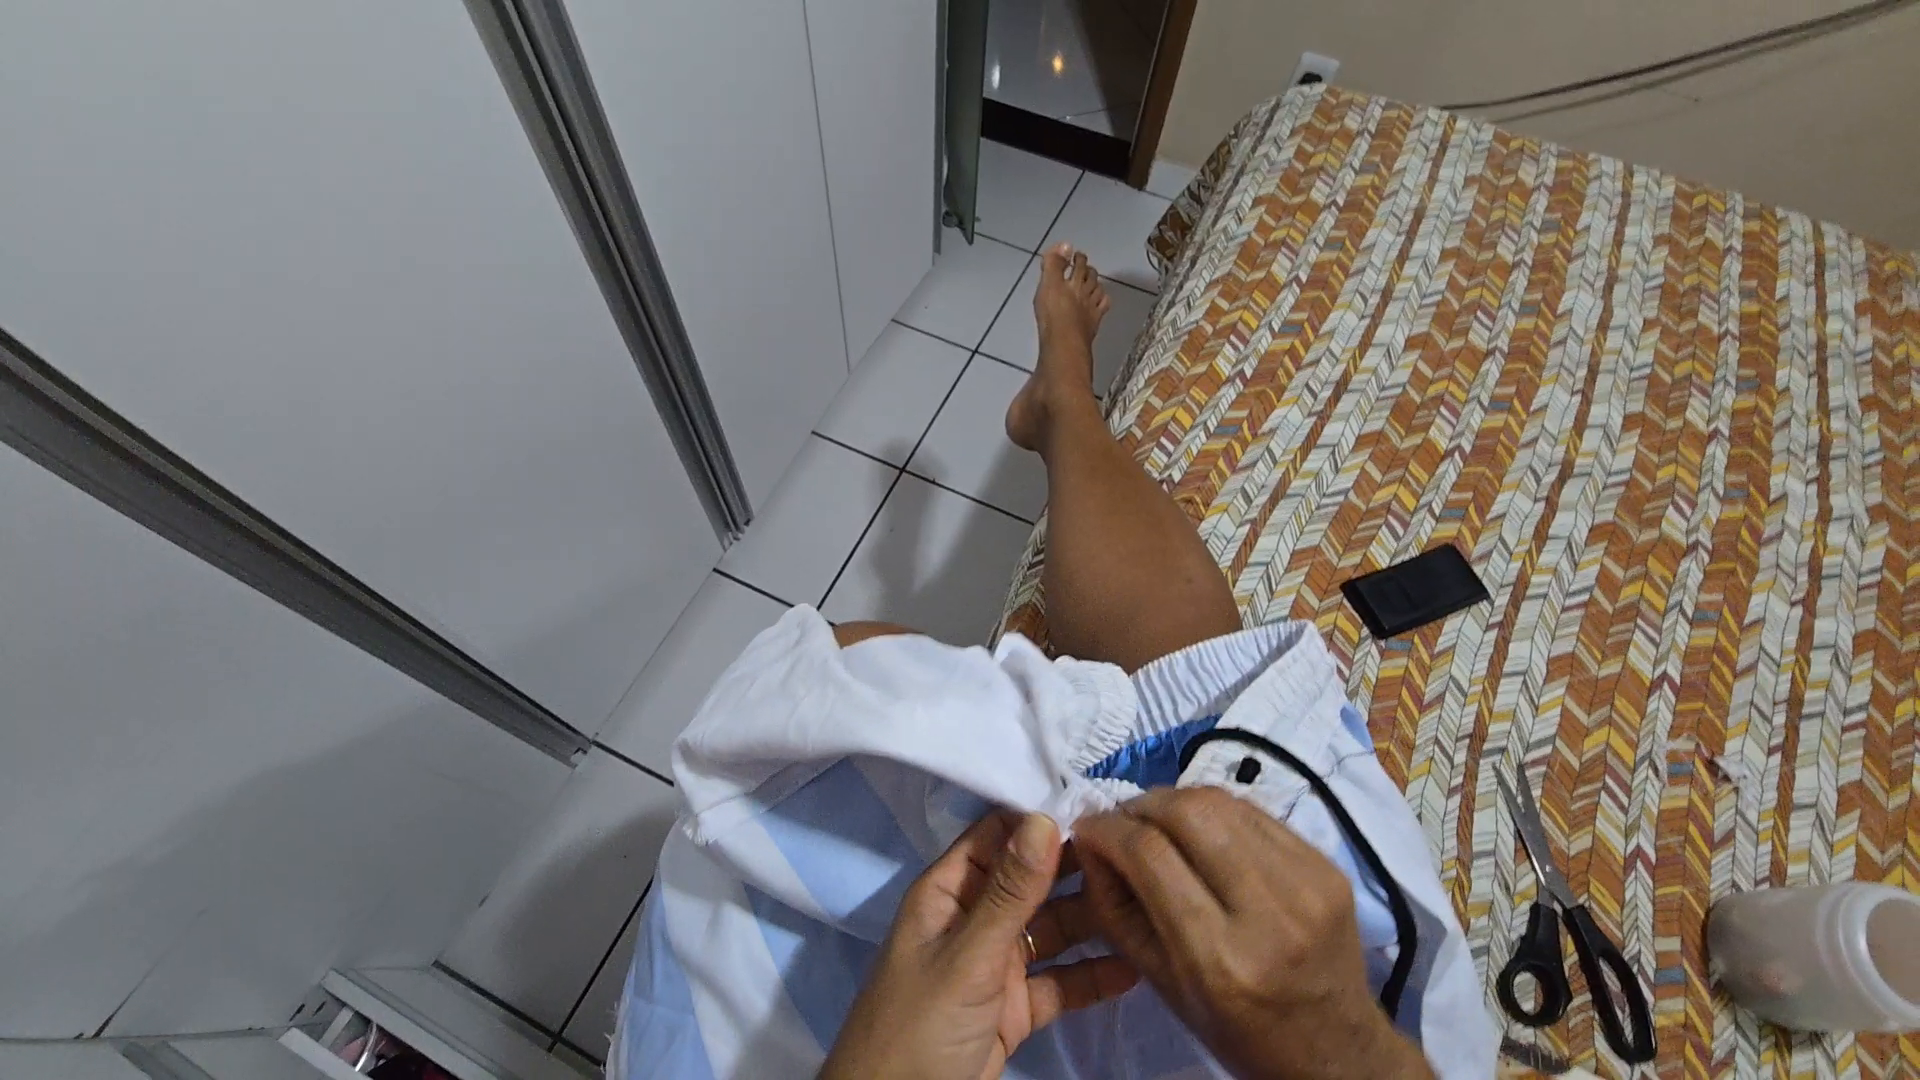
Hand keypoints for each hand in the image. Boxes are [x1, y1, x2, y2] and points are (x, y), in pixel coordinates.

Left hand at [820, 811, 1138, 1079]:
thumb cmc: (920, 1025)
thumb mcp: (967, 956)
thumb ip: (1009, 892)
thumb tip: (1043, 817)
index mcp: (949, 891)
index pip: (998, 836)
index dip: (1042, 822)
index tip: (1097, 811)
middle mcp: (974, 918)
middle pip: (1031, 880)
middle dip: (1077, 869)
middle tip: (1136, 857)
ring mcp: (995, 964)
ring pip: (1050, 929)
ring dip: (1091, 921)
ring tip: (1143, 905)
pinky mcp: (1014, 1009)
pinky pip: (1058, 982)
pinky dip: (1090, 977)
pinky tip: (1134, 968)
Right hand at [1032, 243, 1110, 350]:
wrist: (1064, 342)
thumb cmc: (1053, 313)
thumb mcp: (1048, 284)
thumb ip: (1054, 263)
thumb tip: (1066, 244)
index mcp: (1073, 281)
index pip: (1079, 264)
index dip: (1077, 257)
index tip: (1074, 254)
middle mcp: (1085, 292)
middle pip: (1090, 277)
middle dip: (1088, 269)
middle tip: (1084, 266)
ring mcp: (1092, 308)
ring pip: (1098, 290)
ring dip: (1096, 284)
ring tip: (1092, 282)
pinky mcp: (1094, 323)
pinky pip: (1102, 308)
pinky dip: (1102, 301)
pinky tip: (1100, 302)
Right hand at [1073, 788, 1433, 1079]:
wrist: (1335, 1050)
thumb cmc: (1235, 1027)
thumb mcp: (1160, 982)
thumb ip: (1115, 907)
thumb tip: (1090, 839)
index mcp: (1219, 958)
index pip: (1150, 855)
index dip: (1108, 829)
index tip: (1087, 826)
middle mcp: (1268, 913)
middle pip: (1189, 813)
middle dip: (1142, 804)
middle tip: (1124, 819)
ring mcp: (1306, 883)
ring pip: (1222, 801)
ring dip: (1176, 800)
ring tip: (1159, 820)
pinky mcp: (1327, 865)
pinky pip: (1254, 811)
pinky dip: (1215, 811)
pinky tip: (1203, 830)